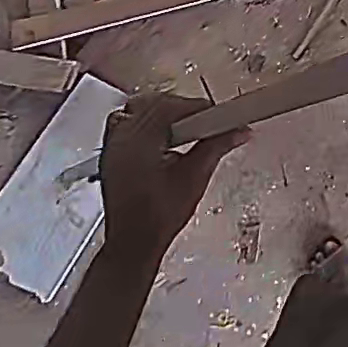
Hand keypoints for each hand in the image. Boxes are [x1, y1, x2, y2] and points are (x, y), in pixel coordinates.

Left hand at [97, 93, 250, 265]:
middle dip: (182, 109)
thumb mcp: (195, 177)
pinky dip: (144, 122)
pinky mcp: (111, 153)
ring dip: (162, 113)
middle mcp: (122, 137)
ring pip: (138, 109)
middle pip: (155, 104)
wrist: (134, 243)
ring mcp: (113, 145)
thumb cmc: (157, 217)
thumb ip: (216, 147)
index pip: (172, 106)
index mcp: (141, 139)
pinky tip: (159, 137)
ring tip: (183, 129)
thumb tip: (236, 131)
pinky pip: (125, 123)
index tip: (215, 114)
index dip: (198, 108)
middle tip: (204, 122)